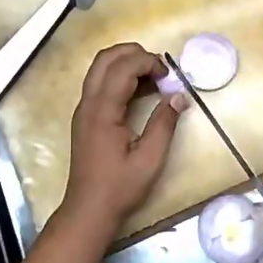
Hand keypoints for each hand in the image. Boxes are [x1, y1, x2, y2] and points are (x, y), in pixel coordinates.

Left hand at [59, 44, 187, 230]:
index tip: (169, 74)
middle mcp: (87, 104)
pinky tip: (139, 91)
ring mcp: (83, 109)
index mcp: (102, 111)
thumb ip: (164, 124)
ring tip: (153, 76)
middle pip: (105, 59)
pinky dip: (118, 76)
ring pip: (99, 68)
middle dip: (133, 53)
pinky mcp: (85, 117)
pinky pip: (98, 83)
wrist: (88, 209)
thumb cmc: (119, 187)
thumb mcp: (149, 159)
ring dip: (124, 63)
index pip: (122, 68)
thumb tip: (179, 97)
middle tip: (160, 67)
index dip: (147, 62)